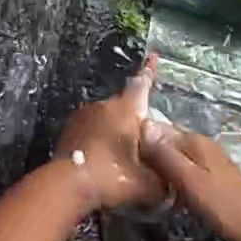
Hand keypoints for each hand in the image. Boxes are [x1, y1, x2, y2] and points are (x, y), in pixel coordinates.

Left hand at [54, 65, 165, 210]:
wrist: (68, 184)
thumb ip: (165, 177)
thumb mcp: (149, 184)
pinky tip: (102, 159)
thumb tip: (171, 176)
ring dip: (115, 131)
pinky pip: (92, 127)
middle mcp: (104, 104)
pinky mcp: (70, 126)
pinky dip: (99, 138)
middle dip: (134, 120)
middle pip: (125, 106)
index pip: (142, 85)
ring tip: (120, 157)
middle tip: (142, 143)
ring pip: (107, 118)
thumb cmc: (112, 178)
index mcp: (126, 109)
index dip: (149, 71)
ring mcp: (84, 114)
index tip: (152, 56)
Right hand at [139, 122, 240, 240]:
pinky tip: (172, 193)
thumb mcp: (187, 179)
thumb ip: (164, 154)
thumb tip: (143, 124)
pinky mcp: (215, 176)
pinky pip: (187, 170)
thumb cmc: (220, 206)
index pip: (157, 130)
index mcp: (194, 139)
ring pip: (177, 157)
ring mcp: (210, 160)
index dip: (141, 143)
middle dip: (151, 156)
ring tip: (151, 187)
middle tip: (137, 176)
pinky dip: (176, 178)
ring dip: (163, 169)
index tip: (127, 161)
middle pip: (167, 143)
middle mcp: (202, 144)